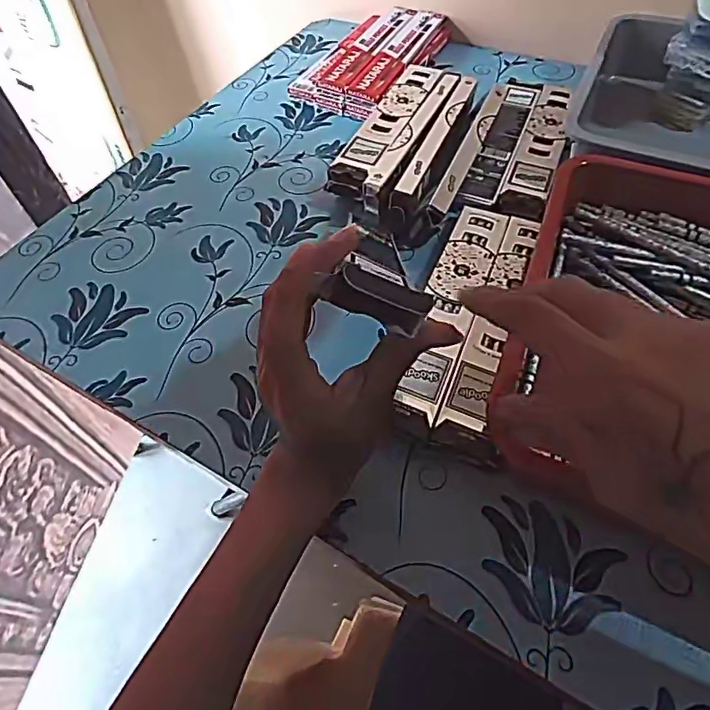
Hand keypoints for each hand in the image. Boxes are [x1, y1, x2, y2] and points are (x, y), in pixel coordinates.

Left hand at [256, 225, 459, 514]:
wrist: (310, 468)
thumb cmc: (337, 445)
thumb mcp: (373, 403)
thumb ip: (399, 359)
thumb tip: (440, 329)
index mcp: (288, 368)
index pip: (289, 304)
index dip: (313, 267)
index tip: (343, 242)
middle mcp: (271, 356)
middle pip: (280, 293)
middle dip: (312, 260)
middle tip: (347, 240)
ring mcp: (269, 353)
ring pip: (278, 298)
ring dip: (305, 269)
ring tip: (338, 252)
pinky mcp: (277, 351)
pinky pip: (283, 308)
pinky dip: (303, 285)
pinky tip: (324, 278)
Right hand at [464, 278, 709, 709]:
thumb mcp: (622, 486)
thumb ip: (559, 435)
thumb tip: (507, 407)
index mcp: (611, 372)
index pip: (534, 316)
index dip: (496, 301)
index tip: (470, 296)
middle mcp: (644, 334)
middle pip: (571, 291)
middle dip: (534, 295)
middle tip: (514, 316)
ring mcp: (688, 330)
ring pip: (614, 306)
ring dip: (582, 319)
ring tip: (577, 362)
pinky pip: (653, 324)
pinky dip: (625, 336)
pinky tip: (642, 380)